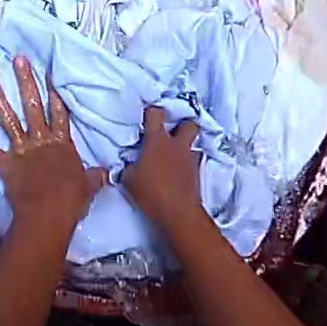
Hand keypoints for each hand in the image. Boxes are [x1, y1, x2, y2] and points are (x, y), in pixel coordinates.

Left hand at [0, 56, 105, 234]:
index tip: (49, 69)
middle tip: (18, 59)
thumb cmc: (71, 200)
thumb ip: (94, 176)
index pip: (59, 111)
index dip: (54, 90)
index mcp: (61, 143)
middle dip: (25, 80)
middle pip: (33, 105)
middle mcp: (41, 140)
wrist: (49, 214)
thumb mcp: (88, 186)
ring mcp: (22, 149)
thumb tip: (106, 173)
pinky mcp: (7, 163)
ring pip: (9, 119)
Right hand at [123, 107, 204, 231]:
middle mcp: (176, 145)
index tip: (147, 116)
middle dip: (182, 125)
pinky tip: (180, 171)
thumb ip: (129, 166)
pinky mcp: (198, 174)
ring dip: (186, 146)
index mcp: (157, 140)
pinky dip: (188, 164)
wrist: (178, 213)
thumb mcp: (129, 179)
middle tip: (172, 132)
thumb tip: (129, 164)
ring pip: (194, 143)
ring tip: (177, 153)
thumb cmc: (151, 192)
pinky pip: (194, 162)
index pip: (156, 113)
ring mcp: (189, 159)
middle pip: (188, 124)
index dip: (152, 112)